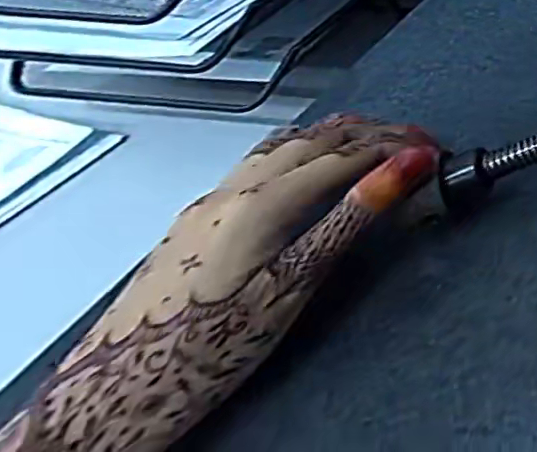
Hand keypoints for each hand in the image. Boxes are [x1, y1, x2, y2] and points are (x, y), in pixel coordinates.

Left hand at [0, 114, 438, 451]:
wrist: (99, 404)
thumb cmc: (208, 348)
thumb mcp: (297, 282)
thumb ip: (355, 214)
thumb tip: (410, 163)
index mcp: (265, 199)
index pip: (352, 151)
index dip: (401, 146)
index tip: (437, 152)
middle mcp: (236, 187)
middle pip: (323, 135)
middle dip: (381, 131)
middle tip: (420, 145)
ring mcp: (211, 199)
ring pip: (291, 140)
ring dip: (345, 134)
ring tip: (381, 146)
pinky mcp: (196, 217)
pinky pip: (266, 157)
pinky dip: (312, 147)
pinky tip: (319, 167)